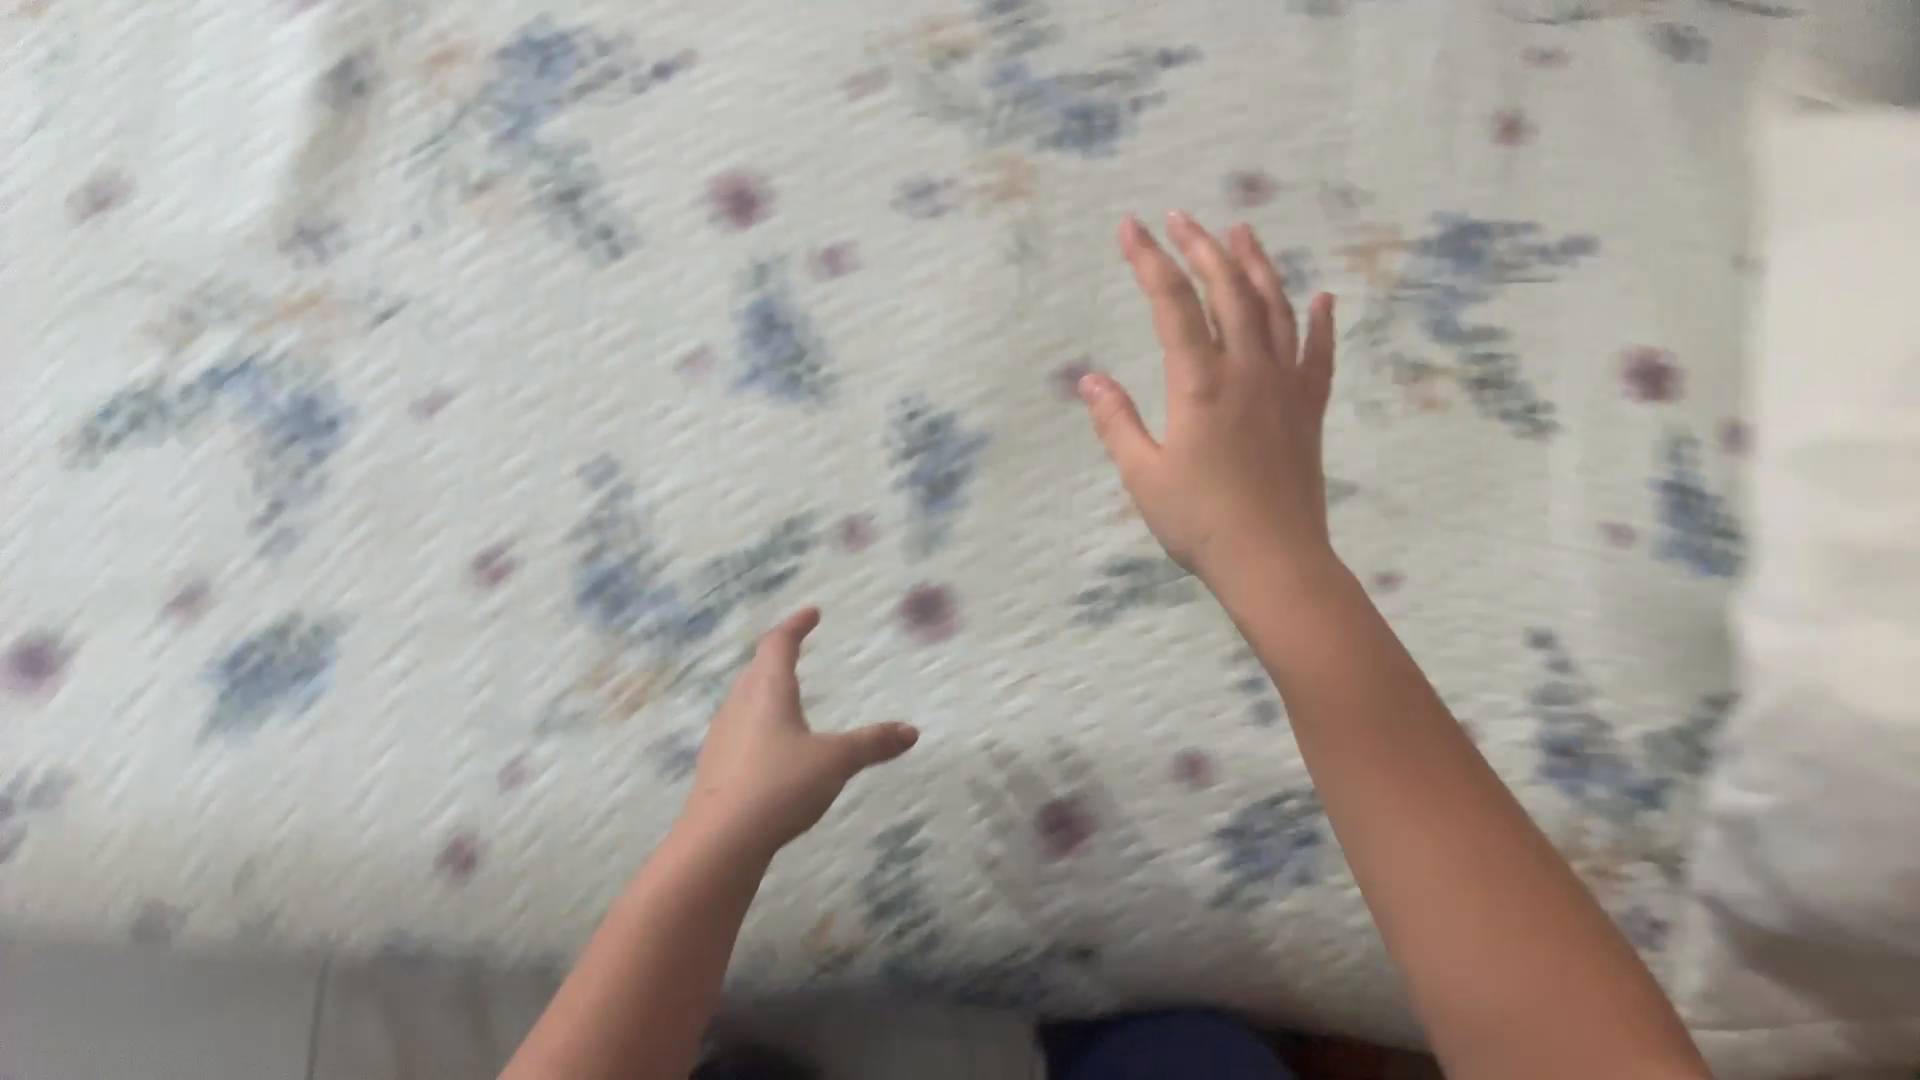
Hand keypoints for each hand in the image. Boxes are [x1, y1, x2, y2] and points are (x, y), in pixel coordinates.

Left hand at [678, 607, 918, 857]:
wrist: (719, 841)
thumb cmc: (780, 785)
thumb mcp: (835, 761)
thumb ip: (872, 744)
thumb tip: (912, 732)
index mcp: (767, 691)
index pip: (779, 644)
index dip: (796, 625)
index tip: (812, 613)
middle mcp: (739, 705)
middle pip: (756, 669)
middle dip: (777, 655)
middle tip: (796, 648)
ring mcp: (722, 736)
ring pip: (744, 699)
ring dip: (764, 689)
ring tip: (786, 695)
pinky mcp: (716, 766)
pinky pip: (739, 729)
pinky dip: (758, 722)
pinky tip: (771, 745)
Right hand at [1080, 212, 1340, 592]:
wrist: (1272, 559)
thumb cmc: (1199, 522)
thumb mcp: (1142, 474)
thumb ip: (1115, 422)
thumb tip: (1089, 380)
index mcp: (1200, 384)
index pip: (1172, 304)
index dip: (1149, 260)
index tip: (1129, 227)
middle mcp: (1247, 370)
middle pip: (1227, 290)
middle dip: (1201, 247)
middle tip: (1180, 217)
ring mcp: (1285, 386)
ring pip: (1275, 308)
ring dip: (1256, 265)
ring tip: (1240, 231)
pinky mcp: (1309, 409)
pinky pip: (1319, 354)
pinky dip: (1321, 321)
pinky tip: (1322, 296)